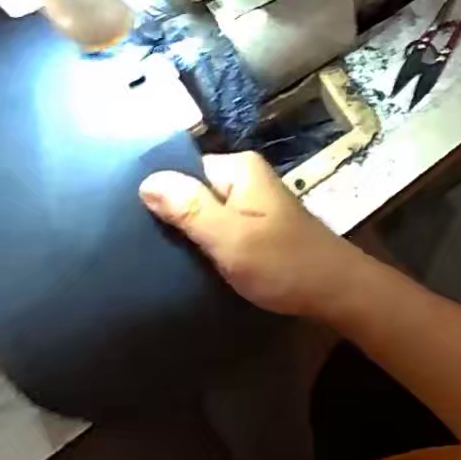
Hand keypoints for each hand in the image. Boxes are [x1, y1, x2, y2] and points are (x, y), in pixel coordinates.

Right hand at [140, 151, 376, 319]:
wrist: (333, 290)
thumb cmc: (282, 262)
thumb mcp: (230, 237)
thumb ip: (190, 208)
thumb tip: (147, 180)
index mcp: (240, 169)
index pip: (183, 170)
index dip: (158, 194)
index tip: (126, 223)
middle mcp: (246, 178)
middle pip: (192, 192)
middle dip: (169, 217)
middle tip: (135, 248)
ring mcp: (252, 203)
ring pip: (204, 213)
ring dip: (186, 235)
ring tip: (152, 260)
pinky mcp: (255, 227)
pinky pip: (218, 229)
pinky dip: (204, 245)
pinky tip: (183, 266)